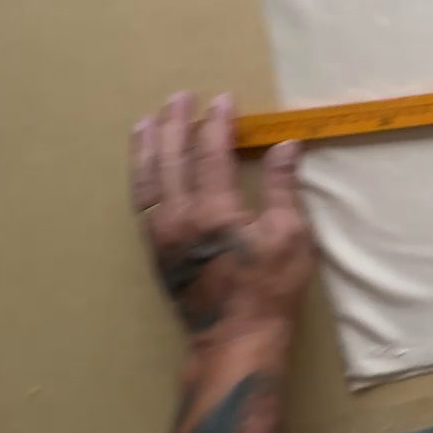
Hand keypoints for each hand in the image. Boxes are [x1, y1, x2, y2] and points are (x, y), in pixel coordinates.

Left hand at [130, 92, 314, 342]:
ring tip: (149, 121)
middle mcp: (179, 217)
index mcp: (215, 211)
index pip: (212, 156)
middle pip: (172, 160)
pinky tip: (144, 164)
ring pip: (147, 179)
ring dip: (149, 146)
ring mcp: (161, 233)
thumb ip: (285, 188)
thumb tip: (286, 146)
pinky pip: (141, 202)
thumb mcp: (291, 234)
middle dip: (177, 125)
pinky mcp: (155, 249)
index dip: (217, 125)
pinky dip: (141, 175)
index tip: (223, 99)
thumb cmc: (271, 284)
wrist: (234, 334)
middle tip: (180, 97)